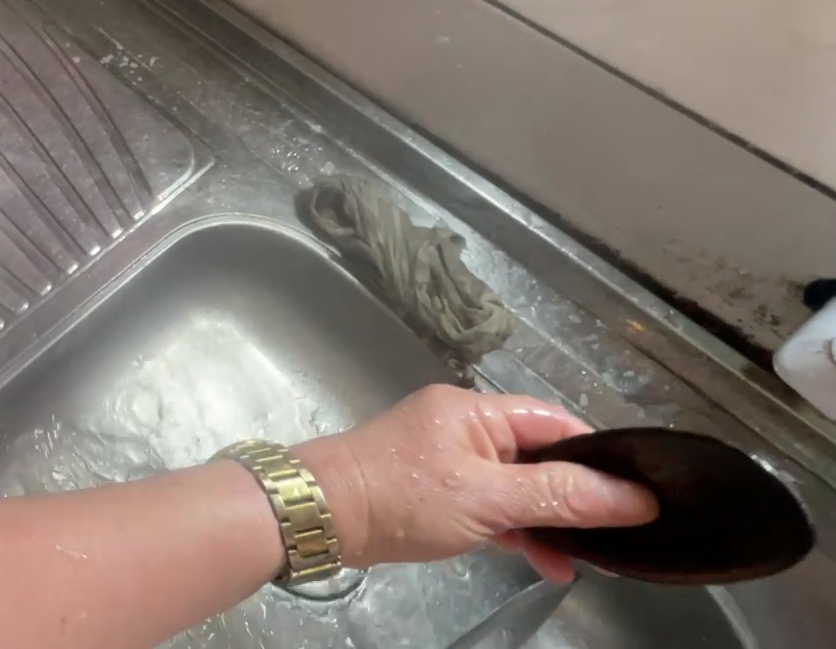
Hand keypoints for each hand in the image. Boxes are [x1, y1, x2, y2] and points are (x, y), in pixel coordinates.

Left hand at [294, 385, 657, 581]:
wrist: (329, 511)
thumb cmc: (403, 495)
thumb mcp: (489, 496)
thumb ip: (561, 494)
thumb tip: (637, 496)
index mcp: (470, 410)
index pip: (553, 422)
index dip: (600, 457)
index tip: (646, 498)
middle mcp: (460, 426)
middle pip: (539, 456)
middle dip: (579, 498)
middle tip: (623, 543)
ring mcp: (448, 457)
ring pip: (519, 485)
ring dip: (552, 522)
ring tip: (590, 564)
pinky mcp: (438, 487)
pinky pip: (494, 503)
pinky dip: (520, 530)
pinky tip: (548, 564)